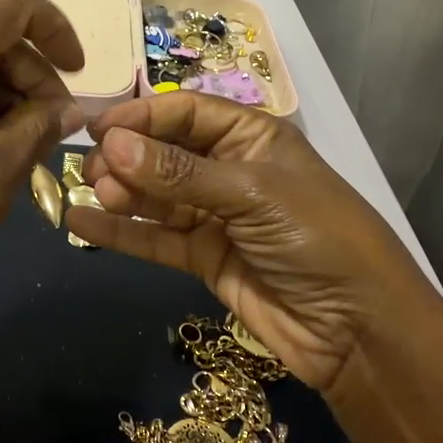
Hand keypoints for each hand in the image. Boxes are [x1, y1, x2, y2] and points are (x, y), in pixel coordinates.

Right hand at [68, 93, 442, 396]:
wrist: (360, 331)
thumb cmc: (317, 236)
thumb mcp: (251, 193)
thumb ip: (179, 173)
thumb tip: (112, 144)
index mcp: (250, 135)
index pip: (185, 112)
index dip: (141, 116)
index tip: (98, 127)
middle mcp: (228, 168)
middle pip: (164, 151)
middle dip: (127, 155)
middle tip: (92, 168)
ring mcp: (214, 214)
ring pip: (155, 194)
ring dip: (121, 190)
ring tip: (90, 191)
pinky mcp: (203, 257)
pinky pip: (155, 237)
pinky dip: (120, 232)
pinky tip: (81, 225)